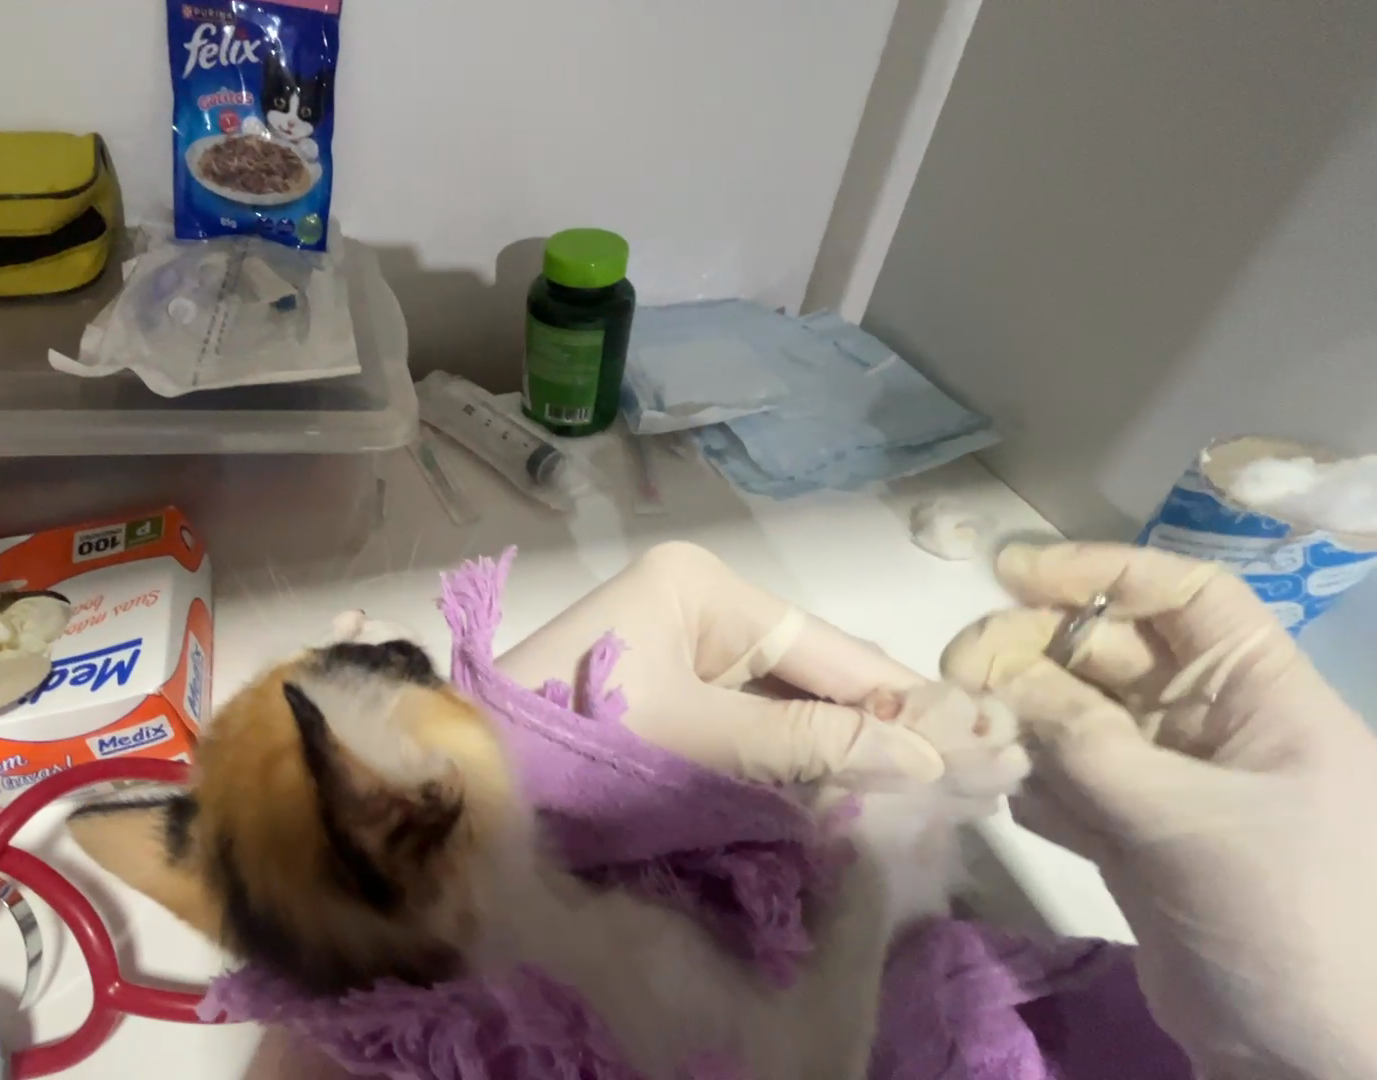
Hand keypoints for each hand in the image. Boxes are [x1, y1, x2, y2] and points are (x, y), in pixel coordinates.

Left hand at [495, 542, 944, 786]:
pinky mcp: (665, 679)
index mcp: (703, 586)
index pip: (825, 646)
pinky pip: (745, 714)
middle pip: (809, 668)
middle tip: (962, 784)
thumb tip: (937, 755)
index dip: (903, 701)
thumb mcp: (700, 740)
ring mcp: (679, 639)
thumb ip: (811, 745)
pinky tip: (836, 788)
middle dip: (874, 726)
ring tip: (919, 793)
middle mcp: (697, 599)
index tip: (986, 748)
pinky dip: (787, 752)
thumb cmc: (579, 734)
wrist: (478, 762)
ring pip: (782, 695)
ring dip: (835, 744)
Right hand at [942, 543, 1376, 1079]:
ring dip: (1014, 718)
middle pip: (1100, 648)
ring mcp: (1158, 771)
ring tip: (980, 745)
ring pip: (1063, 707)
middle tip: (961, 673)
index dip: (1101, 569)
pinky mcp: (1121, 817)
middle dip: (1027, 651)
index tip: (1008, 573)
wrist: (1307, 1056)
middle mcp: (1205, 722)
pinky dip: (1025, 777)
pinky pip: (1053, 768)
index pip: (1186, 596)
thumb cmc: (1287, 922)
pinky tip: (1022, 808)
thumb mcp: (1184, 820)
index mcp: (1259, 701)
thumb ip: (1082, 739)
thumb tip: (994, 676)